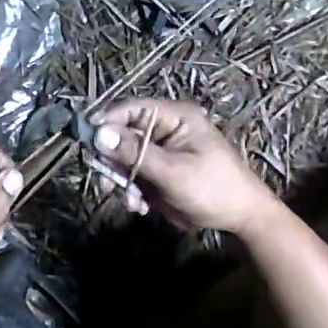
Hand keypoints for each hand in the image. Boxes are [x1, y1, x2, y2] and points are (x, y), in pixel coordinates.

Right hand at [90, 99, 286, 236]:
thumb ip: (134, 152)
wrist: (241, 218)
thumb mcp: (172, 171)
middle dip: (115, 161)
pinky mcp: (161, 172)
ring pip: (126, 159)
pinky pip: (135, 177)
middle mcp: (166, 129)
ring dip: (123, 181)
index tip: (86, 139)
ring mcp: (163, 152)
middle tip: (108, 180)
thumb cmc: (213, 188)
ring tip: (132, 201)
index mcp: (175, 117)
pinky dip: (133, 191)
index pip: (132, 110)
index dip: (107, 122)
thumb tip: (98, 134)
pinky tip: (141, 206)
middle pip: (124, 135)